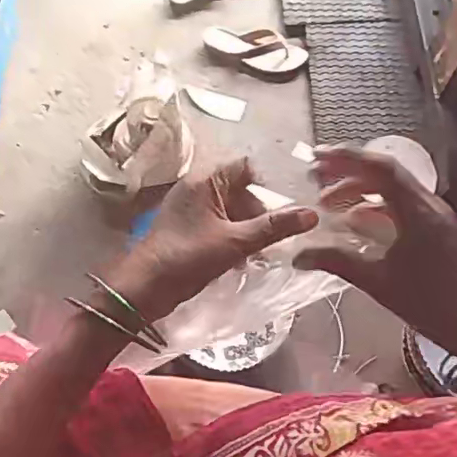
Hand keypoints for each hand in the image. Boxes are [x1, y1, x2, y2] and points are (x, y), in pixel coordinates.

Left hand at [109, 158, 317, 319]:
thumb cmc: (188, 258)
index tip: (289, 204)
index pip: (246, 167)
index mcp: (205, 181)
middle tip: (276, 234)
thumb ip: (274, 227)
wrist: (144, 289)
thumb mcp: (236, 242)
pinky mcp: (187, 231)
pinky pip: (219, 226)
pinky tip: (244, 259)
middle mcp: (196, 189)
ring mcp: (190, 210)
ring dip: (249, 228)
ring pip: (231, 211)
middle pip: (241, 190)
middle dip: (261, 212)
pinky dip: (234, 238)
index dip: (269, 183)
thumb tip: (311, 214)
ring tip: (262, 250)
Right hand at [294, 146, 456, 366]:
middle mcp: (429, 205)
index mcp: (417, 211)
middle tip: (316, 179)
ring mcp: (434, 216)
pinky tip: (353, 221)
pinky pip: (401, 206)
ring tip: (328, 203)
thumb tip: (299, 255)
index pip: (381, 169)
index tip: (317, 157)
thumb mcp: (376, 281)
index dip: (346, 158)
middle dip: (347, 173)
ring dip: (360, 191)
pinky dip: (374, 207)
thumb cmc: (428, 302)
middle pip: (385, 175)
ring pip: (392, 189)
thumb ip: (337, 261)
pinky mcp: (434, 229)